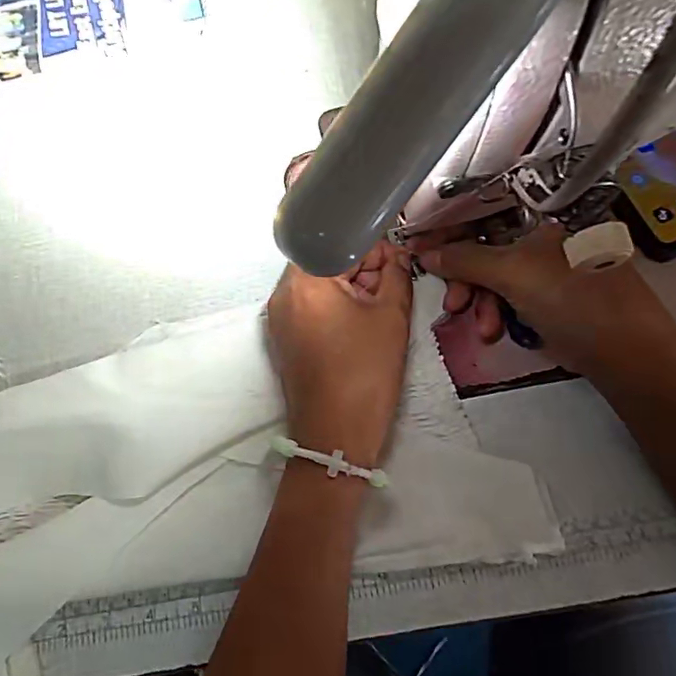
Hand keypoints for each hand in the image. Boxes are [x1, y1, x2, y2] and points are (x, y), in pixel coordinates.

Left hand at [266, 241, 413, 468]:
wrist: (335, 434)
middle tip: (390, 287)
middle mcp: (282, 295)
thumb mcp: (390, 317)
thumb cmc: (363, 376)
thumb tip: (396, 257)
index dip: (373, 247)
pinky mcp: (284, 339)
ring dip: (348, 287)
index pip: (339, 240)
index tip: (396, 262)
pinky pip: (310, 307)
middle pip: (324, 259)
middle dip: (360, 267)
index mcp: (304, 281)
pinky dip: (334, 307)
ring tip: (376, 311)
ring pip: (317, 284)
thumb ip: (396, 275)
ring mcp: (279, 318)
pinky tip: (359, 327)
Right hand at [411, 224, 675, 377]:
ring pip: (499, 280)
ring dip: (483, 304)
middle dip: (467, 279)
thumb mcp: (515, 274)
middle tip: (454, 303)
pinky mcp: (555, 302)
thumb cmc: (577, 301)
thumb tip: (429, 253)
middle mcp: (549, 241)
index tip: (424, 251)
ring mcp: (553, 273)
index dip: (453, 232)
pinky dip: (501, 315)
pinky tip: (500, 331)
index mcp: (546, 219)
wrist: (625, 353)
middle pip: (489, 251)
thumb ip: (467, 260)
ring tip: (485, 328)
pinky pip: (513, 301)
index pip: (487, 215)